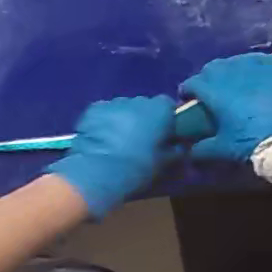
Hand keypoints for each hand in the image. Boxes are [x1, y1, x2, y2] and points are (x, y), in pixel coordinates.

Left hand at [45, 95, 176, 217]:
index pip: (168, 106)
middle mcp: (136, 99)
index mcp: (159, 108)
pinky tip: (100, 140)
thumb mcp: (169, 163)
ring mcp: (111, 103)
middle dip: (142, 119)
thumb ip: (179, 149)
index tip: (164, 135)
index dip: (166, 120)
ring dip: (122, 120)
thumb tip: (180, 145)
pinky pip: (102, 114)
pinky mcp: (91, 110)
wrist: (100, 171)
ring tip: (117, 142)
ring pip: (121, 109)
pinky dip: (103, 123)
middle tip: (140, 141)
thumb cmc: (140, 167)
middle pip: (143, 106)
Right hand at [181, 55, 271, 163]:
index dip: (187, 90)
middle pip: (213, 67)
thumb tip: (192, 151)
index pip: (193, 83)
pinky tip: (257, 76)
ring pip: (236, 61)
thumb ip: (203, 148)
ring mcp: (257, 69)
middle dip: (207, 77)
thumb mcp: (224, 149)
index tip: (187, 98)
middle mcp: (233, 74)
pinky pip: (261, 61)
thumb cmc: (253, 143)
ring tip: (233, 82)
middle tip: (210, 91)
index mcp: (215, 92)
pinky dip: (254, 66)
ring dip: (231, 70)